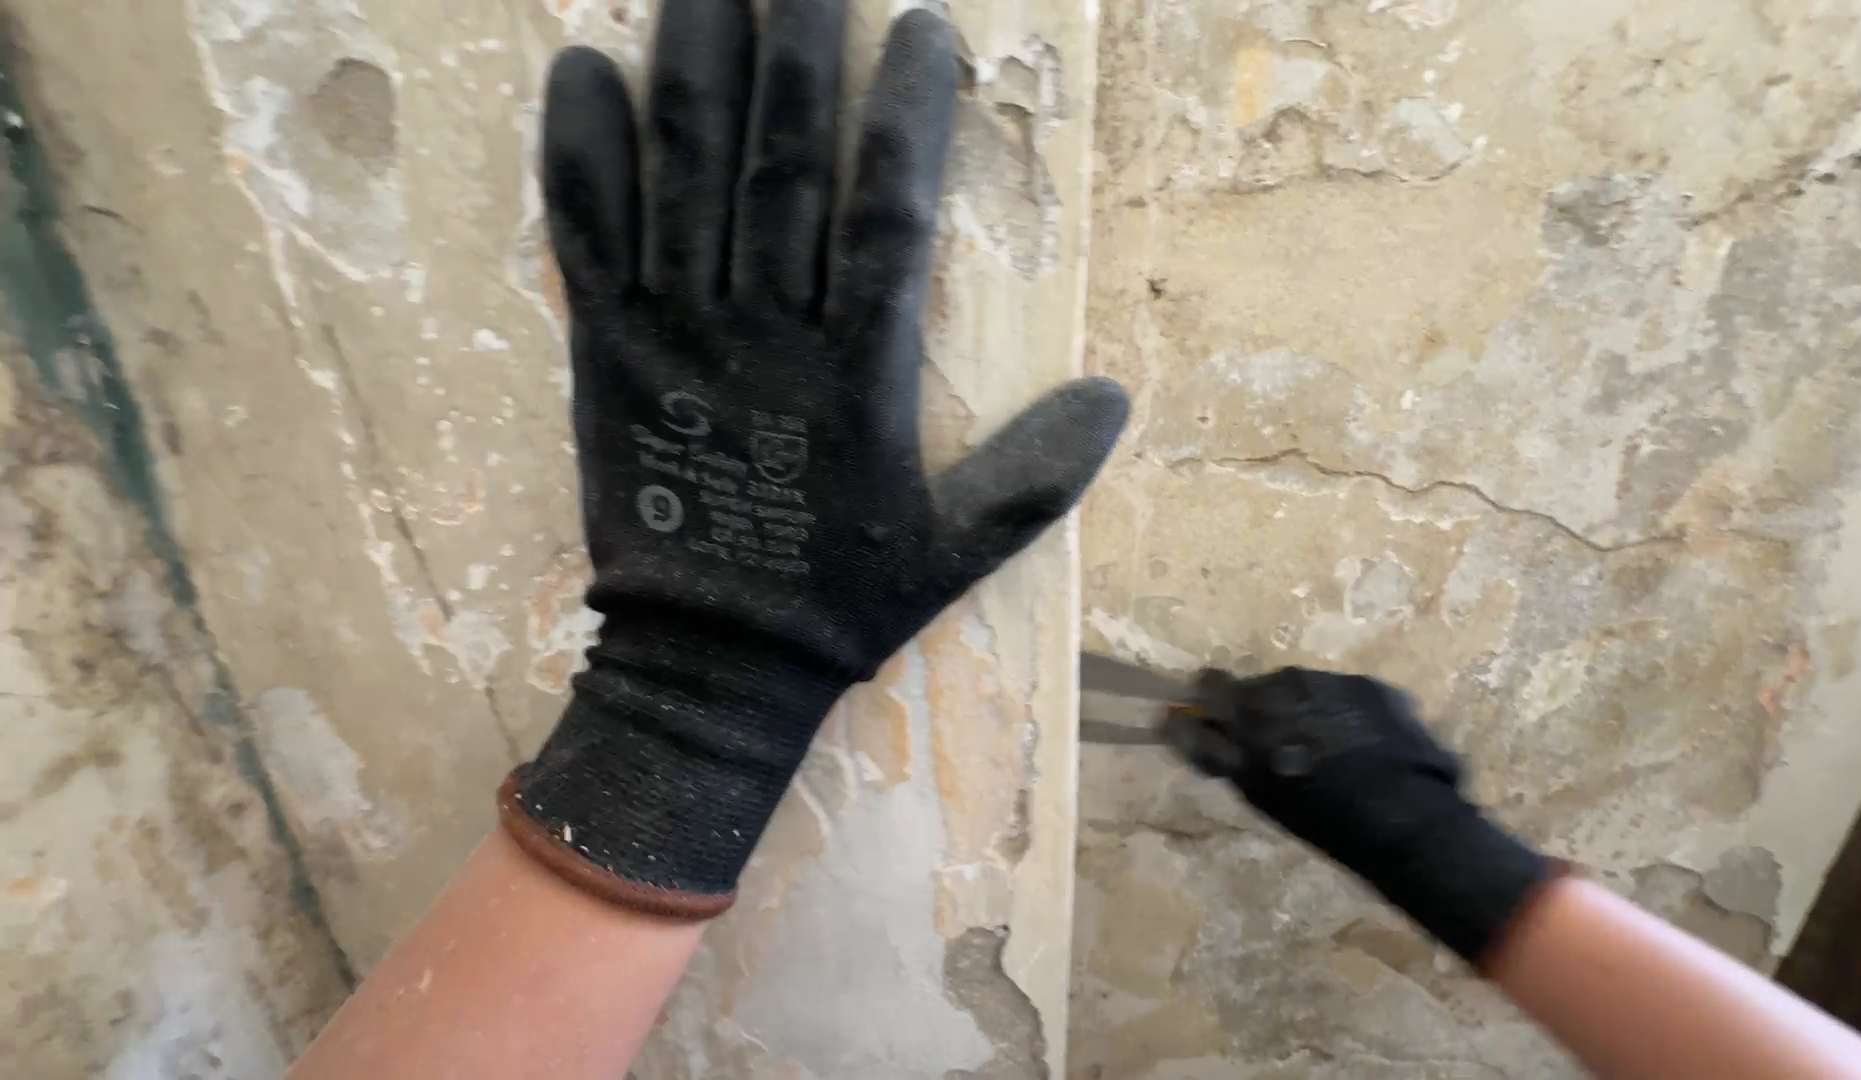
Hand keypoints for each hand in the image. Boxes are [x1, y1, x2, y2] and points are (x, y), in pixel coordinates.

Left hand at [500, 1, 1129, 917]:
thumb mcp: (956, 557)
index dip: (907, 119)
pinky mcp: (606, 361)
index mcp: (855, 380)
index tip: (925, 34)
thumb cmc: (839, 606)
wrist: (712, 665)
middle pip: (779, 168)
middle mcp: (762, 339)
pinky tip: (583, 74)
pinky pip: (587, 245)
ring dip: (692, 65)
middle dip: (797, 51)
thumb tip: (1113, 397)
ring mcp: (673, 342)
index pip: (886, 217)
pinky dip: (580, 158)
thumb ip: (1036, 481)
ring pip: (682, 181)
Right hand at [1164, 667, 1558, 965]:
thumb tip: (1176, 721)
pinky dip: (1347, 715)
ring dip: (1307, 711)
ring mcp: (1332, 679)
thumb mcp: (1250, 785)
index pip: (1209, 681)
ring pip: (1304, 689)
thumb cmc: (1315, 812)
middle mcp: (1285, 678)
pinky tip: (1364, 747)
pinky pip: (1347, 695)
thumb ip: (1210, 747)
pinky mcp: (1374, 685)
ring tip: (1330, 751)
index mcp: (1249, 704)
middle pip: (1261, 686)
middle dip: (1265, 710)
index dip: (1211, 700)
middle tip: (1282, 748)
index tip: (1218, 721)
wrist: (1405, 819)